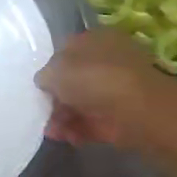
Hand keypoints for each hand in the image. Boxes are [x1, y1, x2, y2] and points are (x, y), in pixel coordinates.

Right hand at [35, 30, 176, 148]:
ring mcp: (118, 89)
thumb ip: (45, 74)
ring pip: (83, 102)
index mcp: (96, 38)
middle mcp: (110, 60)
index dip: (50, 67)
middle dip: (56, 97)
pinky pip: (95, 121)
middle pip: (76, 79)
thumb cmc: (94, 79)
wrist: (139, 111)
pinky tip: (66, 138)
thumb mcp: (55, 71)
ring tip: (52, 131)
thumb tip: (46, 81)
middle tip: (42, 111)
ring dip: (64, 117)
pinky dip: (79, 129)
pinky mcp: (124, 115)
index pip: (67, 50)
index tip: (38, 86)